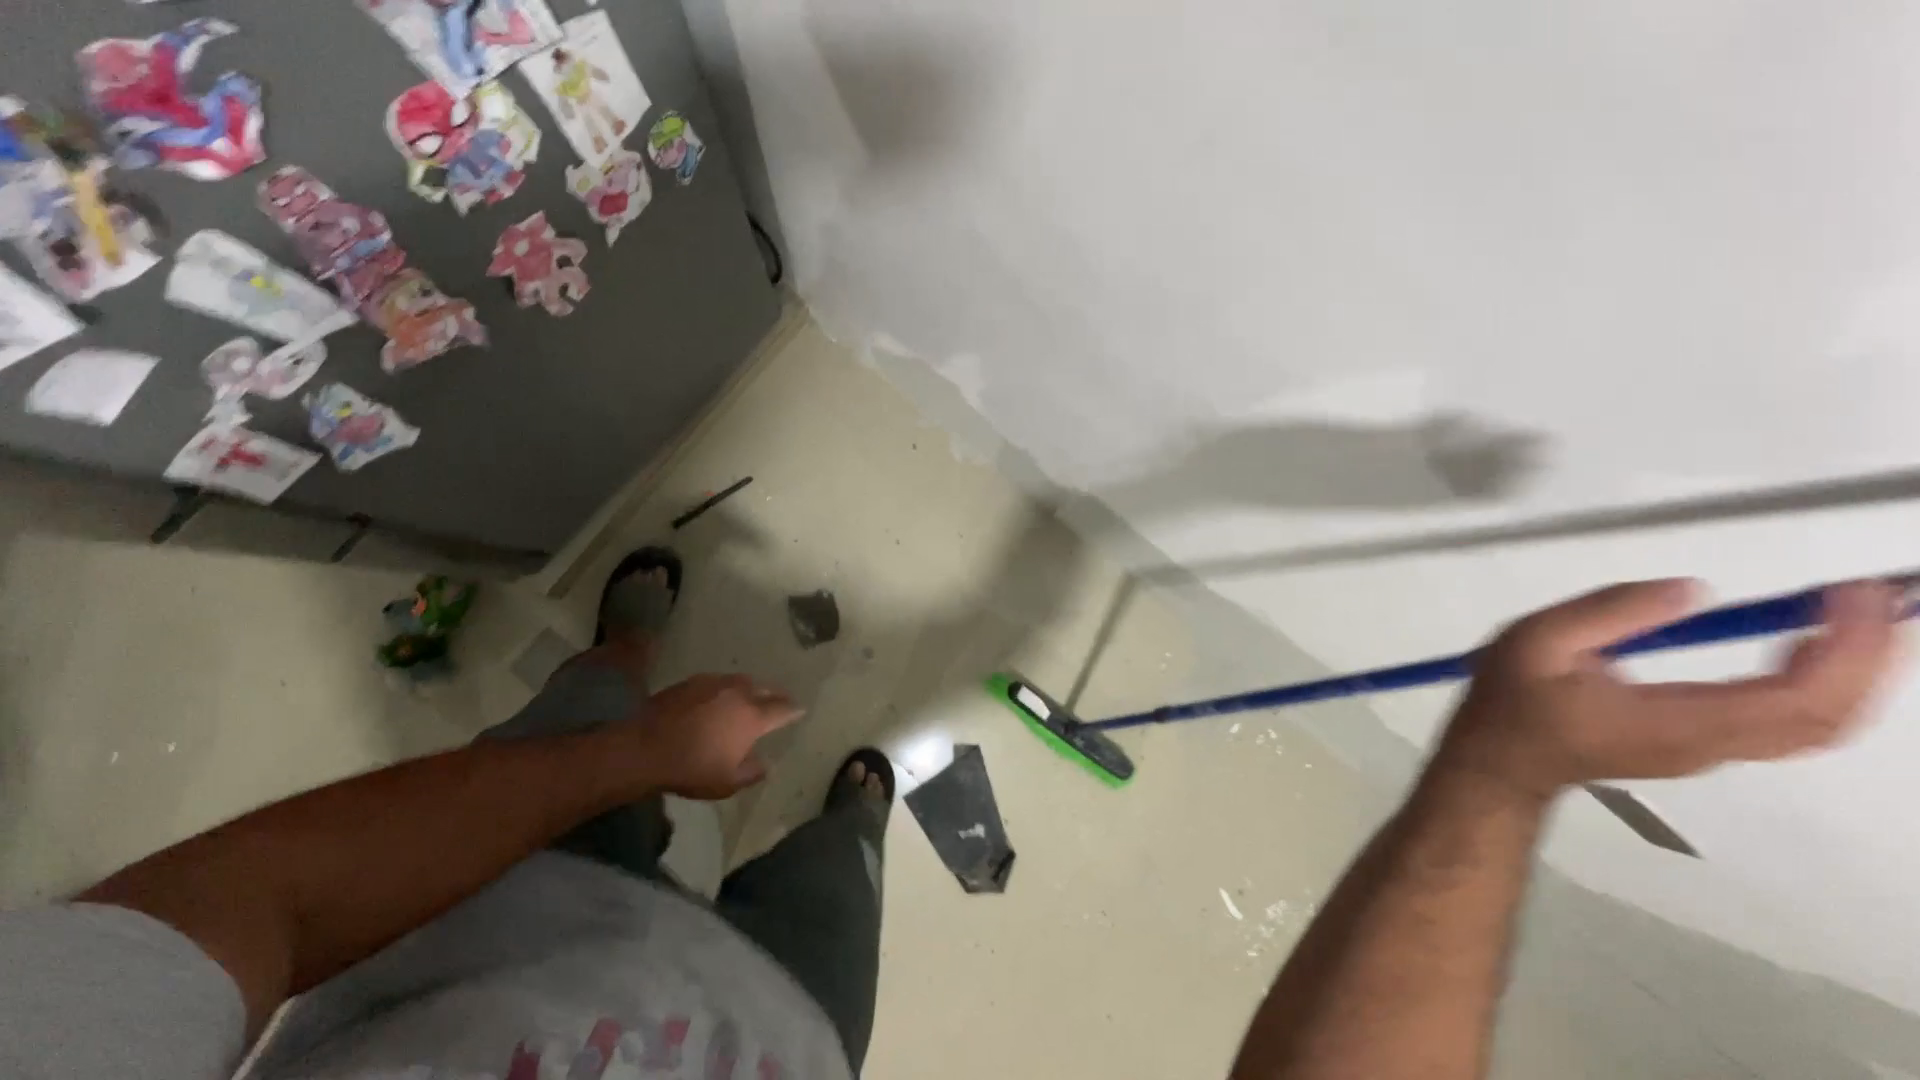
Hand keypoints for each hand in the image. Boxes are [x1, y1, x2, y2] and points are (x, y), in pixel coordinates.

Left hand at [620, 674, 801, 799]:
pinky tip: (717, 698)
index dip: (793, 710)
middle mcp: (738, 693)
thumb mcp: (726, 783)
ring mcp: (713, 683)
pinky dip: (723, 689)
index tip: (799, 710)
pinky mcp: (690, 682)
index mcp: (752, 717)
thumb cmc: (690, 768)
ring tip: (748, 696)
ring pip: (740, 681)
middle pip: (764, 688)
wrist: (643, 748)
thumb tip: (764, 763)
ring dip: (749, 689)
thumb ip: (751, 772)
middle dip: (774, 694)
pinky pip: (716, 682)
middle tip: (779, 700)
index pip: (782, 709)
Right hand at [1435, 579, 1903, 799]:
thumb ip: (1611, 612)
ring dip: (1861, 671)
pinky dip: (1826, 683)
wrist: (1500, 761)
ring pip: (1822, 725)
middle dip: (1876, 657)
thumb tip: (1696, 590)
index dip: (1842, 644)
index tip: (1849, 590)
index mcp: (1677, 720)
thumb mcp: (1538, 640)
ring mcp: (1715, 750)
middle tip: (1884, 595)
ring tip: (1865, 613)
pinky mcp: (1709, 745)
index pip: (1794, 694)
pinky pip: (1793, 722)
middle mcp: (1714, 744)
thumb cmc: (1512, 700)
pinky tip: (1815, 643)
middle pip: (1829, 717)